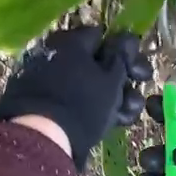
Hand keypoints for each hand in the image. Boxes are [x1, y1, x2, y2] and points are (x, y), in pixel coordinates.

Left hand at [0, 26, 150, 170]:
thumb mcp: (111, 79)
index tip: (137, 74)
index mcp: (70, 40)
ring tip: (125, 118)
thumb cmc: (82, 104)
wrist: (38, 139)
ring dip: (111, 100)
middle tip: (134, 101)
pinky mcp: (38, 103)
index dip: (124, 53)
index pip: (103, 36)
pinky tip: (107, 126)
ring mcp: (44, 79)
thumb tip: (127, 36)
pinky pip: (70, 100)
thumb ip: (122, 55)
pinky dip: (88, 110)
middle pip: (96, 63)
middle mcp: (54, 54)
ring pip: (86, 85)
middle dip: (121, 83)